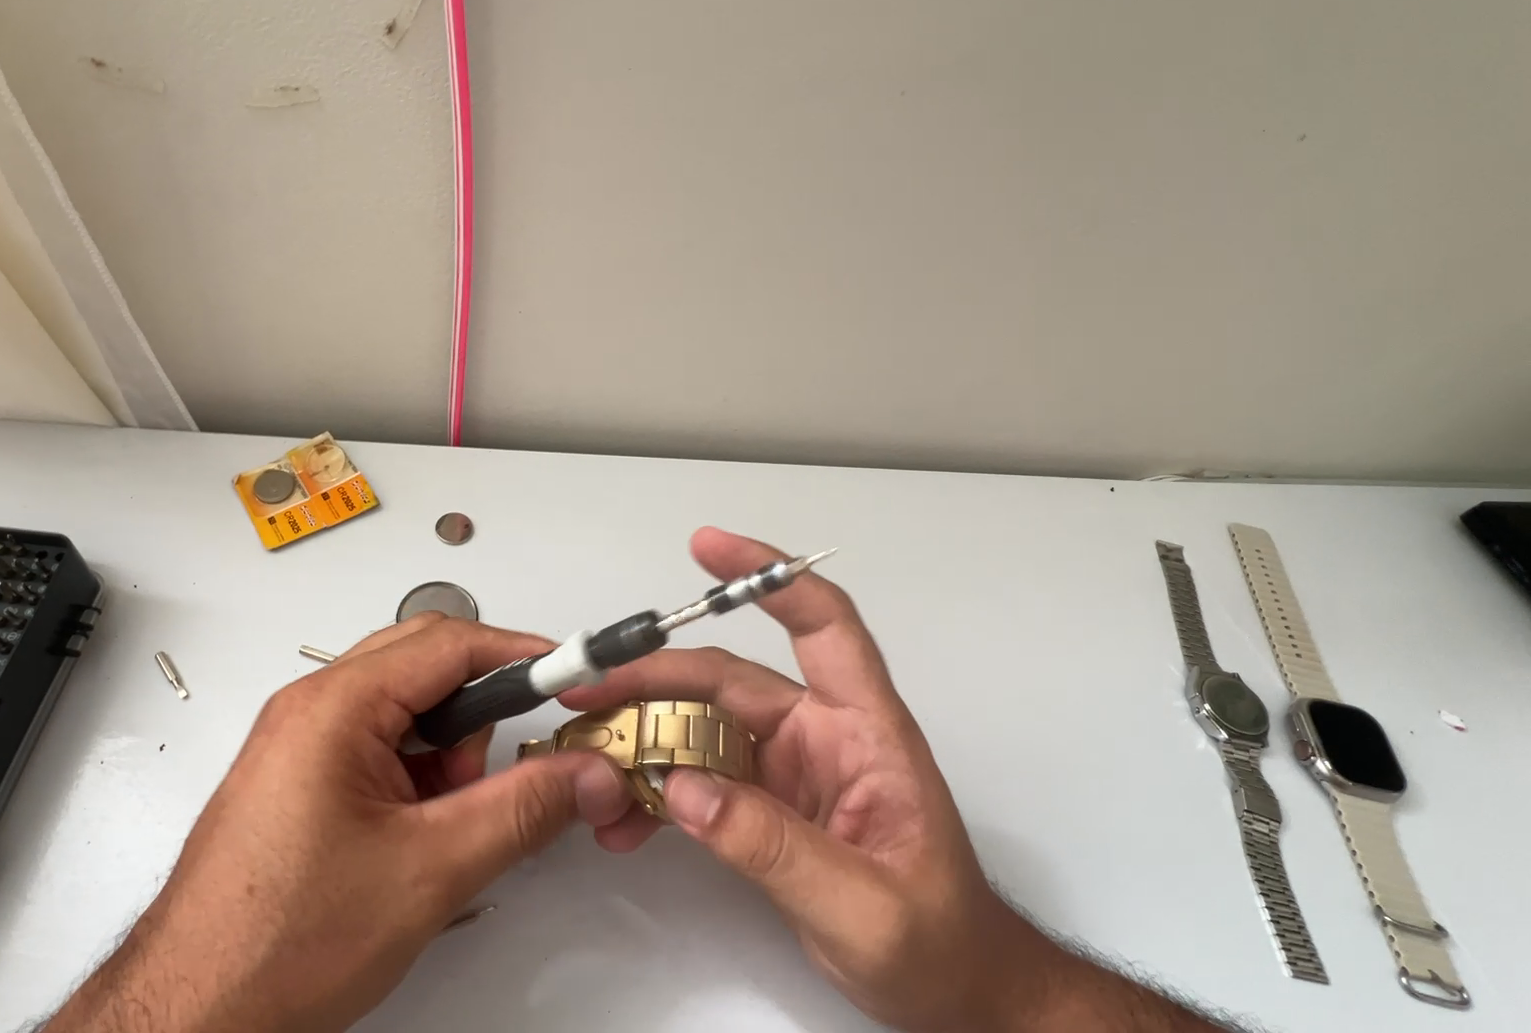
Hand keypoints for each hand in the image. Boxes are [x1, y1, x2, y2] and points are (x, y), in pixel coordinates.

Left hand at [46, 616, 633, 1032]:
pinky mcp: (303, 776)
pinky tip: (418, 833)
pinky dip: (419, 775)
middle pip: (426, 667)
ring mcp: (303, 741)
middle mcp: (312, 708)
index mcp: (334, 706)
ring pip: (408, 709)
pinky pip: (382, 744)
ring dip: (448, 752)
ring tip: (446, 823)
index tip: (570, 676)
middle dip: (480, 714)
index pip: (449, 643)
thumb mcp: (430, 870)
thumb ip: (522, 810)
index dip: (519, 653)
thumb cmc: (285, 941)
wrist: (192, 1016)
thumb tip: (589, 774)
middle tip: (507, 768)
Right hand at [561, 528, 1220, 1032]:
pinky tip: (622, 820)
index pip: (823, 626)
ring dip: (641, 738)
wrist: (949, 990)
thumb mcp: (863, 908)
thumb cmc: (936, 942)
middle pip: (725, 679)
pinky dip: (653, 790)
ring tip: (588, 760)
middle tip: (587, 690)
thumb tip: (681, 789)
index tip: (708, 547)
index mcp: (862, 730)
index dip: (768, 576)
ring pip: (697, 725)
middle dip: (653, 678)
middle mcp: (817, 733)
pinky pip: (694, 777)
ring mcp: (783, 767)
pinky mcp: (759, 802)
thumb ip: (774, 848)